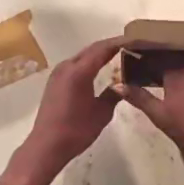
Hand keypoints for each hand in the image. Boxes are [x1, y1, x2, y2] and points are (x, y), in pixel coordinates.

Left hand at [15, 36, 125, 179]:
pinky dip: (89, 63)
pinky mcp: (54, 82)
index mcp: (79, 72)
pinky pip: (75, 65)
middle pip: (91, 50)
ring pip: (82, 56)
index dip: (119, 42)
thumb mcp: (101, 113)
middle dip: (110, 45)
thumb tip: (122, 85)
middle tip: (130, 44)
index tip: (135, 39)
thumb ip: (113, 95)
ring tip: (118, 53)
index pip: (102, 49)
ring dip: (99, 53)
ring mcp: (58, 74)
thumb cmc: (76, 130)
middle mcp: (66, 67)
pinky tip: (99, 68)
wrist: (47, 145)